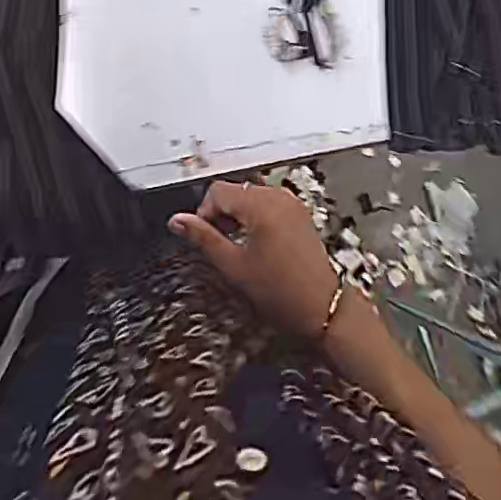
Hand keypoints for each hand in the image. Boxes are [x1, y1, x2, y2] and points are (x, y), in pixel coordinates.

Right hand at [169, 181, 339, 339]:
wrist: (323, 308)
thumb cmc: (281, 292)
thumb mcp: (234, 266)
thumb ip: (203, 238)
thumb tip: (177, 221)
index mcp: (260, 205)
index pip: (217, 191)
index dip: (204, 212)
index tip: (204, 237)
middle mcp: (277, 197)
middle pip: (234, 190)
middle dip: (221, 213)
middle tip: (221, 244)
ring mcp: (290, 203)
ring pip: (250, 195)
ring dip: (238, 214)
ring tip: (238, 245)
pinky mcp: (298, 212)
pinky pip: (268, 202)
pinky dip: (255, 215)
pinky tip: (257, 242)